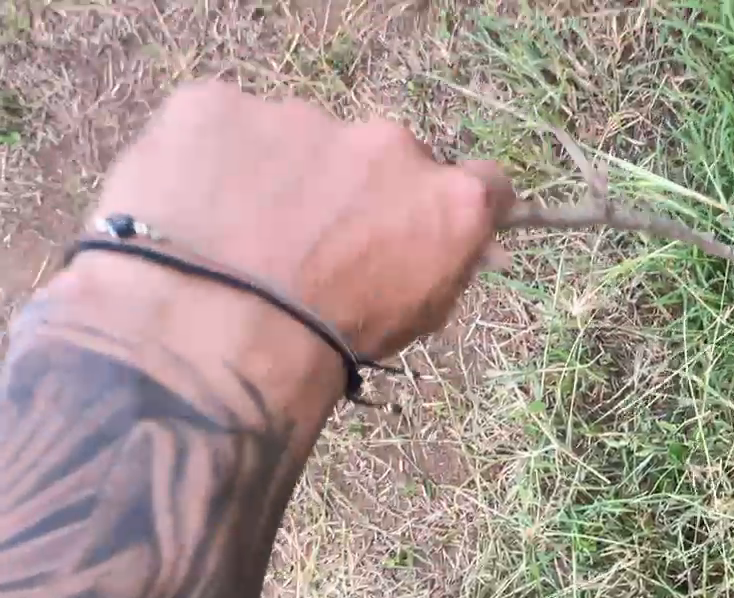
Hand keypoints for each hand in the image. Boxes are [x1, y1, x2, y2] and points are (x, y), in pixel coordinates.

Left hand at [79, 80, 511, 360]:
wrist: (224, 318)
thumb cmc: (343, 328)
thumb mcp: (427, 308)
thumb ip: (452, 259)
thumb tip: (472, 242)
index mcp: (454, 199)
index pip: (487, 182)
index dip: (464, 202)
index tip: (441, 220)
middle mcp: (392, 145)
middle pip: (395, 156)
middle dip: (376, 186)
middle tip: (340, 233)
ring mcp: (307, 118)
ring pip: (314, 139)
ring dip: (304, 171)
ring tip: (265, 224)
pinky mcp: (225, 103)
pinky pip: (236, 124)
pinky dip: (231, 156)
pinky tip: (216, 202)